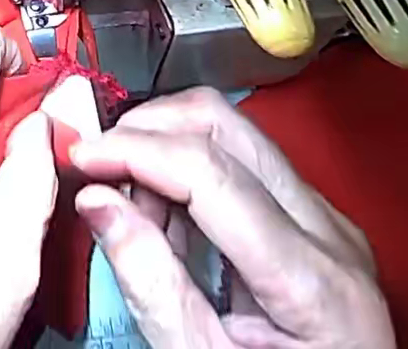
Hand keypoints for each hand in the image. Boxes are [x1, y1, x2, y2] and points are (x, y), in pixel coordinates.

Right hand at [70, 88, 393, 348]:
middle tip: (101, 167)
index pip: (207, 169)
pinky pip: (236, 154)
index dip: (133, 149)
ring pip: (227, 126)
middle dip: (146, 129)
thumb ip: (149, 284)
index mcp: (312, 280)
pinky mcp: (309, 214)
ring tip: (133, 200)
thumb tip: (94, 199)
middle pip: (221, 123)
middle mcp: (326, 230)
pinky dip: (183, 163)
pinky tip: (164, 212)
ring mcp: (322, 216)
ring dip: (162, 142)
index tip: (80, 156)